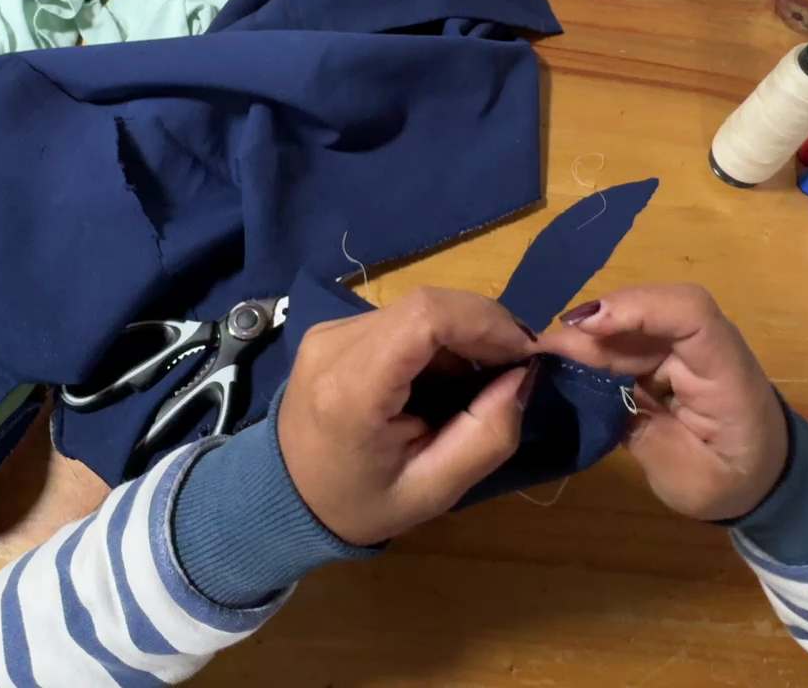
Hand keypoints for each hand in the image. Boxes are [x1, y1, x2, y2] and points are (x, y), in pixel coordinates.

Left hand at [278, 287, 536, 545]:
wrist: (281, 497)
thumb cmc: (357, 503)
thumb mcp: (431, 491)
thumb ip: (486, 435)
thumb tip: (524, 374)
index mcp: (352, 387)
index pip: (426, 316)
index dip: (486, 321)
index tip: (526, 353)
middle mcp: (335, 342)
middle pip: (427, 305)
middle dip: (484, 327)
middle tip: (515, 367)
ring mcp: (331, 329)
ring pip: (418, 308)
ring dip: (463, 334)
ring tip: (480, 380)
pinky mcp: (335, 327)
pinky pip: (402, 317)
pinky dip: (438, 339)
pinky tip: (444, 376)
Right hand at [538, 284, 787, 520]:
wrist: (764, 479)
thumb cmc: (733, 481)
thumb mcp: (688, 479)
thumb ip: (638, 431)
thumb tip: (583, 393)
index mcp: (725, 371)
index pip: (689, 312)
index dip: (635, 307)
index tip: (586, 326)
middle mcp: (704, 344)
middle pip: (645, 312)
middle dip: (591, 328)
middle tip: (541, 352)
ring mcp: (682, 345)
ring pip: (626, 323)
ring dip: (584, 339)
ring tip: (544, 358)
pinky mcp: (663, 353)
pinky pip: (622, 339)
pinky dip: (590, 349)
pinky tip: (562, 362)